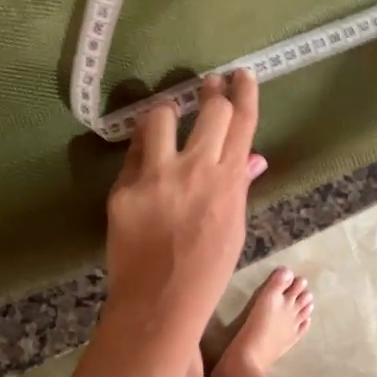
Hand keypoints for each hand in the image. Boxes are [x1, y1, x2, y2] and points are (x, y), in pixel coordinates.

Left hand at [104, 70, 266, 334]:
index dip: (244, 92)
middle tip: (208, 86)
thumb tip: (251, 157)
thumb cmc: (206, 269)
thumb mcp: (233, 225)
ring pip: (160, 117)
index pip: (242, 122)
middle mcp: (196, 169)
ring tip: (168, 116)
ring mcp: (157, 176)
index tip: (241, 75)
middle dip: (211, 92)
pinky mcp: (125, 187)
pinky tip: (145, 154)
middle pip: (210, 110)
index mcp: (228, 180)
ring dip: (166, 113)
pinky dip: (142, 150)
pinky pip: (133, 154)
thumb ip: (238, 184)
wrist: (160, 301)